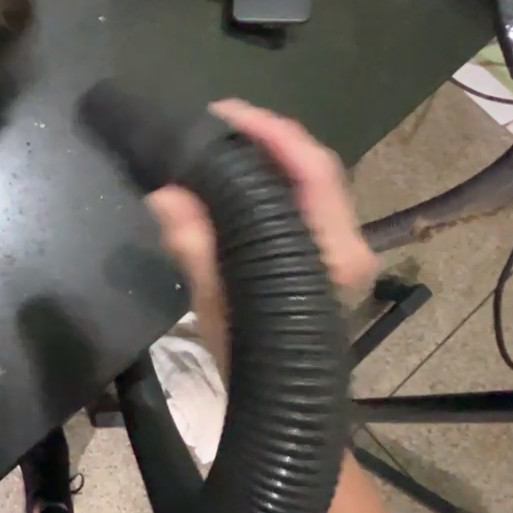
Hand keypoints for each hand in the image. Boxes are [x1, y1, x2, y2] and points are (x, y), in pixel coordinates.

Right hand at [145, 101, 377, 348]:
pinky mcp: (322, 253)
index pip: (313, 172)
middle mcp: (347, 241)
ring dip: (267, 154)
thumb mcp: (217, 306)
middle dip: (267, 136)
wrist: (281, 400)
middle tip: (215, 120)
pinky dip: (268, 177)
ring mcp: (337, 246)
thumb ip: (196, 249)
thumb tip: (165, 196)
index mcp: (333, 251)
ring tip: (220, 137)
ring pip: (307, 181)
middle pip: (314, 168)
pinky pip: (298, 199)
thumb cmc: (255, 357)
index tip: (225, 113)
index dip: (273, 134)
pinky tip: (233, 174)